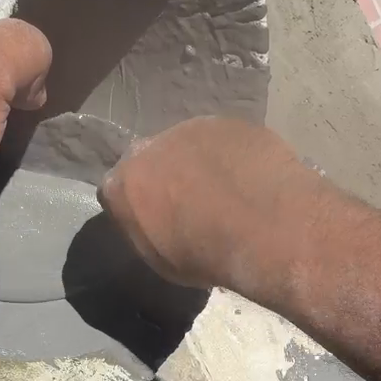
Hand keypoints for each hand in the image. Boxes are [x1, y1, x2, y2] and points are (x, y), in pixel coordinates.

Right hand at [100, 117, 334, 294]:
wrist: (264, 227)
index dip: (136, 206)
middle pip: (149, 160)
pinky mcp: (228, 122)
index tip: (154, 221)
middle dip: (164, 177)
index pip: (116, 190)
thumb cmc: (204, 255)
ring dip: (198, 164)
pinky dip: (230, 156)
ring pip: (186, 146)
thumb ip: (146, 229)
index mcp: (121, 184)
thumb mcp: (159, 258)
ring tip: (225, 191)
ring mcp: (189, 128)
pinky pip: (222, 141)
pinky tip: (248, 178)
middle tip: (189, 204)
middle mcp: (147, 147)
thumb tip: (153, 220)